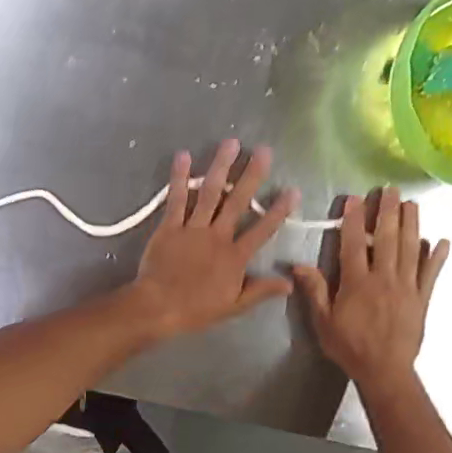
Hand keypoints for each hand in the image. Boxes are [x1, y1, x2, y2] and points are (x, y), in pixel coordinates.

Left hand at [129, 139, 299, 336]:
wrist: (158, 306)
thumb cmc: (196, 309)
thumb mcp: (234, 306)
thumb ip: (261, 290)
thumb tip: (290, 283)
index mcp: (235, 256)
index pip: (262, 230)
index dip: (279, 210)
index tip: (293, 190)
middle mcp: (217, 236)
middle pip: (238, 201)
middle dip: (252, 174)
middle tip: (263, 151)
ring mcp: (193, 228)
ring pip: (210, 193)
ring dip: (221, 166)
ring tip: (230, 143)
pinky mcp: (170, 226)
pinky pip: (177, 199)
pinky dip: (180, 177)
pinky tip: (184, 156)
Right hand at [292, 187, 449, 391]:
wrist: (385, 370)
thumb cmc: (350, 347)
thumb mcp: (323, 322)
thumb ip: (315, 291)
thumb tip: (298, 266)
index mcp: (357, 283)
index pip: (353, 244)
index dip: (353, 220)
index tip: (355, 199)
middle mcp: (384, 278)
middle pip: (387, 238)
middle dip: (388, 212)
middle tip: (390, 190)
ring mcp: (407, 286)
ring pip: (411, 249)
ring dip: (412, 224)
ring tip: (412, 204)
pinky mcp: (422, 298)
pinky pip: (430, 273)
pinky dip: (437, 257)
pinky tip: (441, 241)